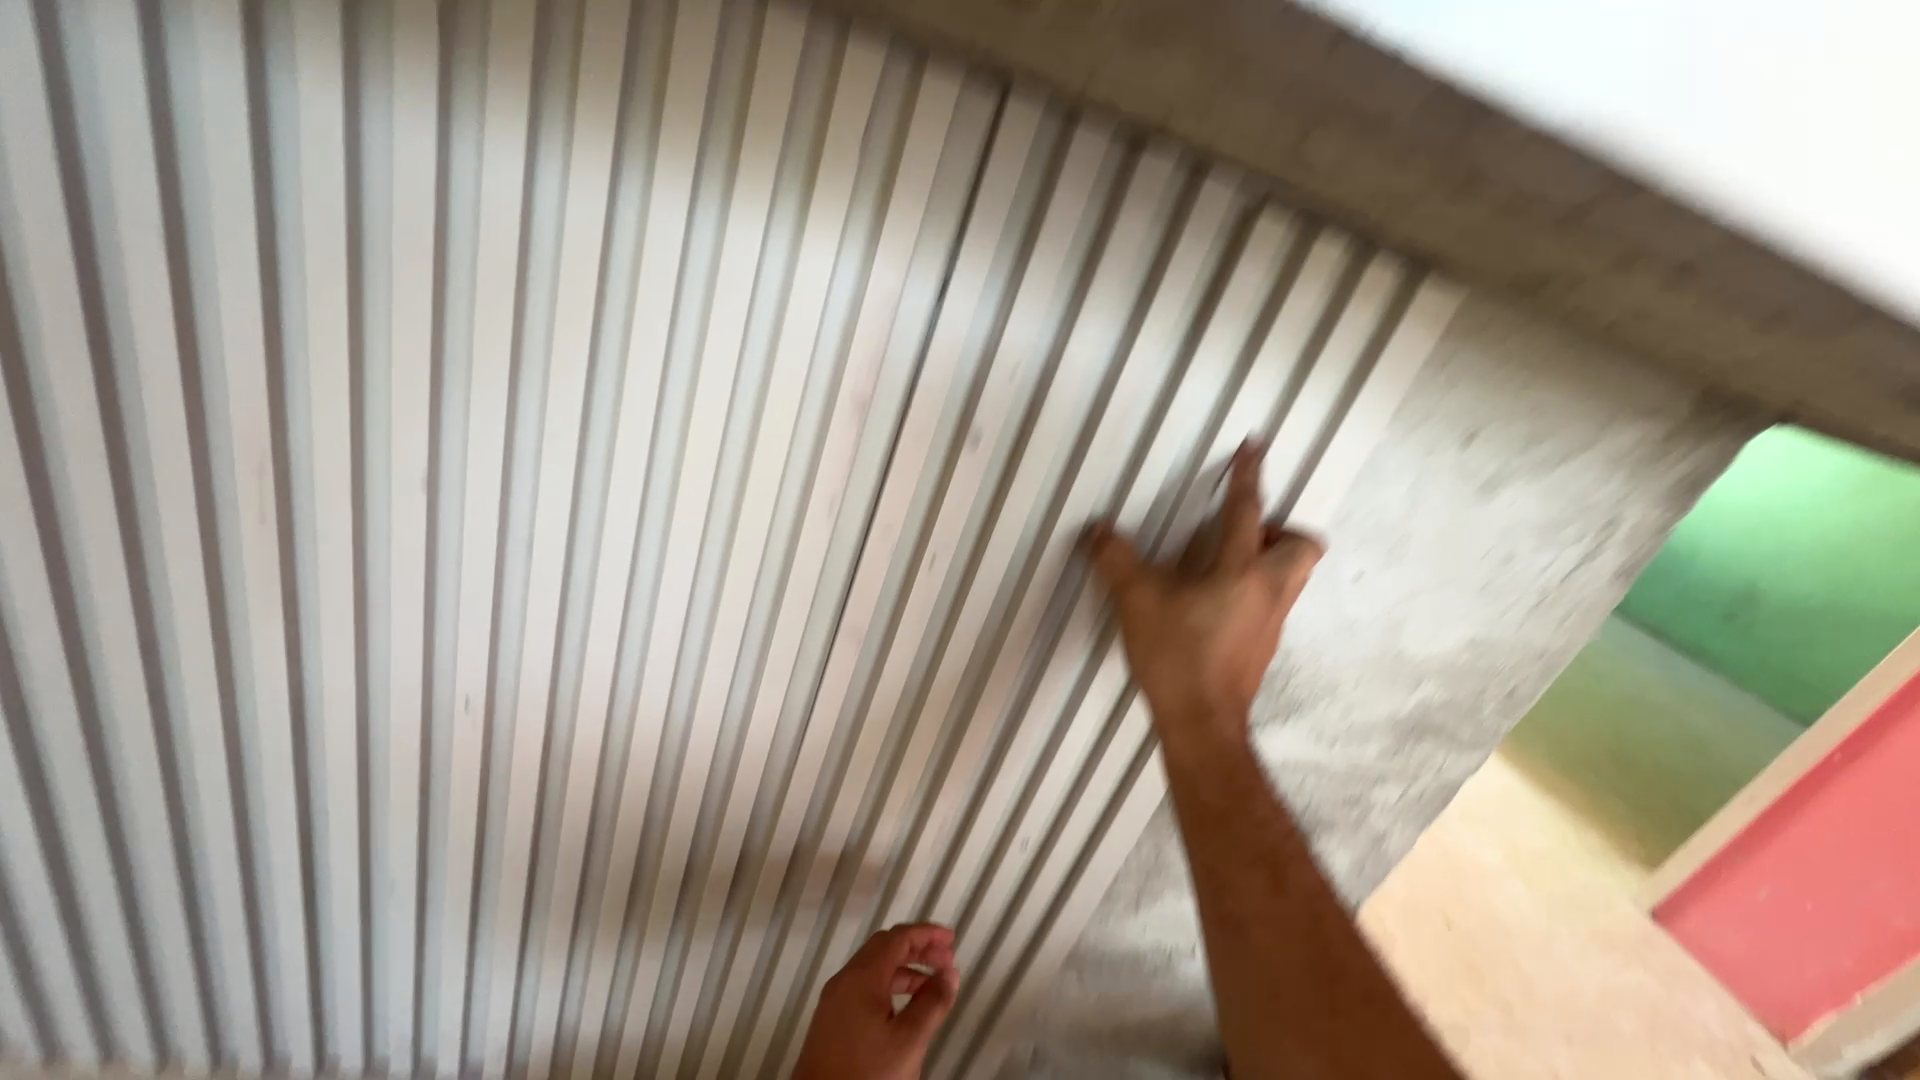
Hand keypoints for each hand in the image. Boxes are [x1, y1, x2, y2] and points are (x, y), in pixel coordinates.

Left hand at [792, 923, 959, 1079]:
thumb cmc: (866, 1074)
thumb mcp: (908, 1040)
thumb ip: (932, 1003)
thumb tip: (950, 973)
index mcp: (862, 976)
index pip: (898, 938)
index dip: (927, 933)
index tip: (951, 939)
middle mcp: (845, 980)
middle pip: (885, 947)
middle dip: (918, 948)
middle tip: (946, 958)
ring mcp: (835, 999)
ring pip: (874, 968)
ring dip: (905, 968)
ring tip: (932, 984)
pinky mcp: (832, 1019)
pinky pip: (865, 986)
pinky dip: (890, 985)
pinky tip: (905, 1006)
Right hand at [1085, 441, 1322, 744]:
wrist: (1202, 723)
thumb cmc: (1176, 655)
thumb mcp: (1136, 601)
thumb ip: (1116, 560)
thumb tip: (1097, 530)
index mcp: (1241, 570)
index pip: (1248, 511)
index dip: (1248, 476)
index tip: (1254, 447)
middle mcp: (1268, 591)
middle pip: (1302, 546)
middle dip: (1277, 531)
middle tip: (1235, 536)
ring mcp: (1271, 622)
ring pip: (1290, 578)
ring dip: (1266, 561)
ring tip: (1219, 566)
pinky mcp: (1263, 647)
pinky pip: (1270, 604)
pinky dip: (1252, 592)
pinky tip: (1212, 605)